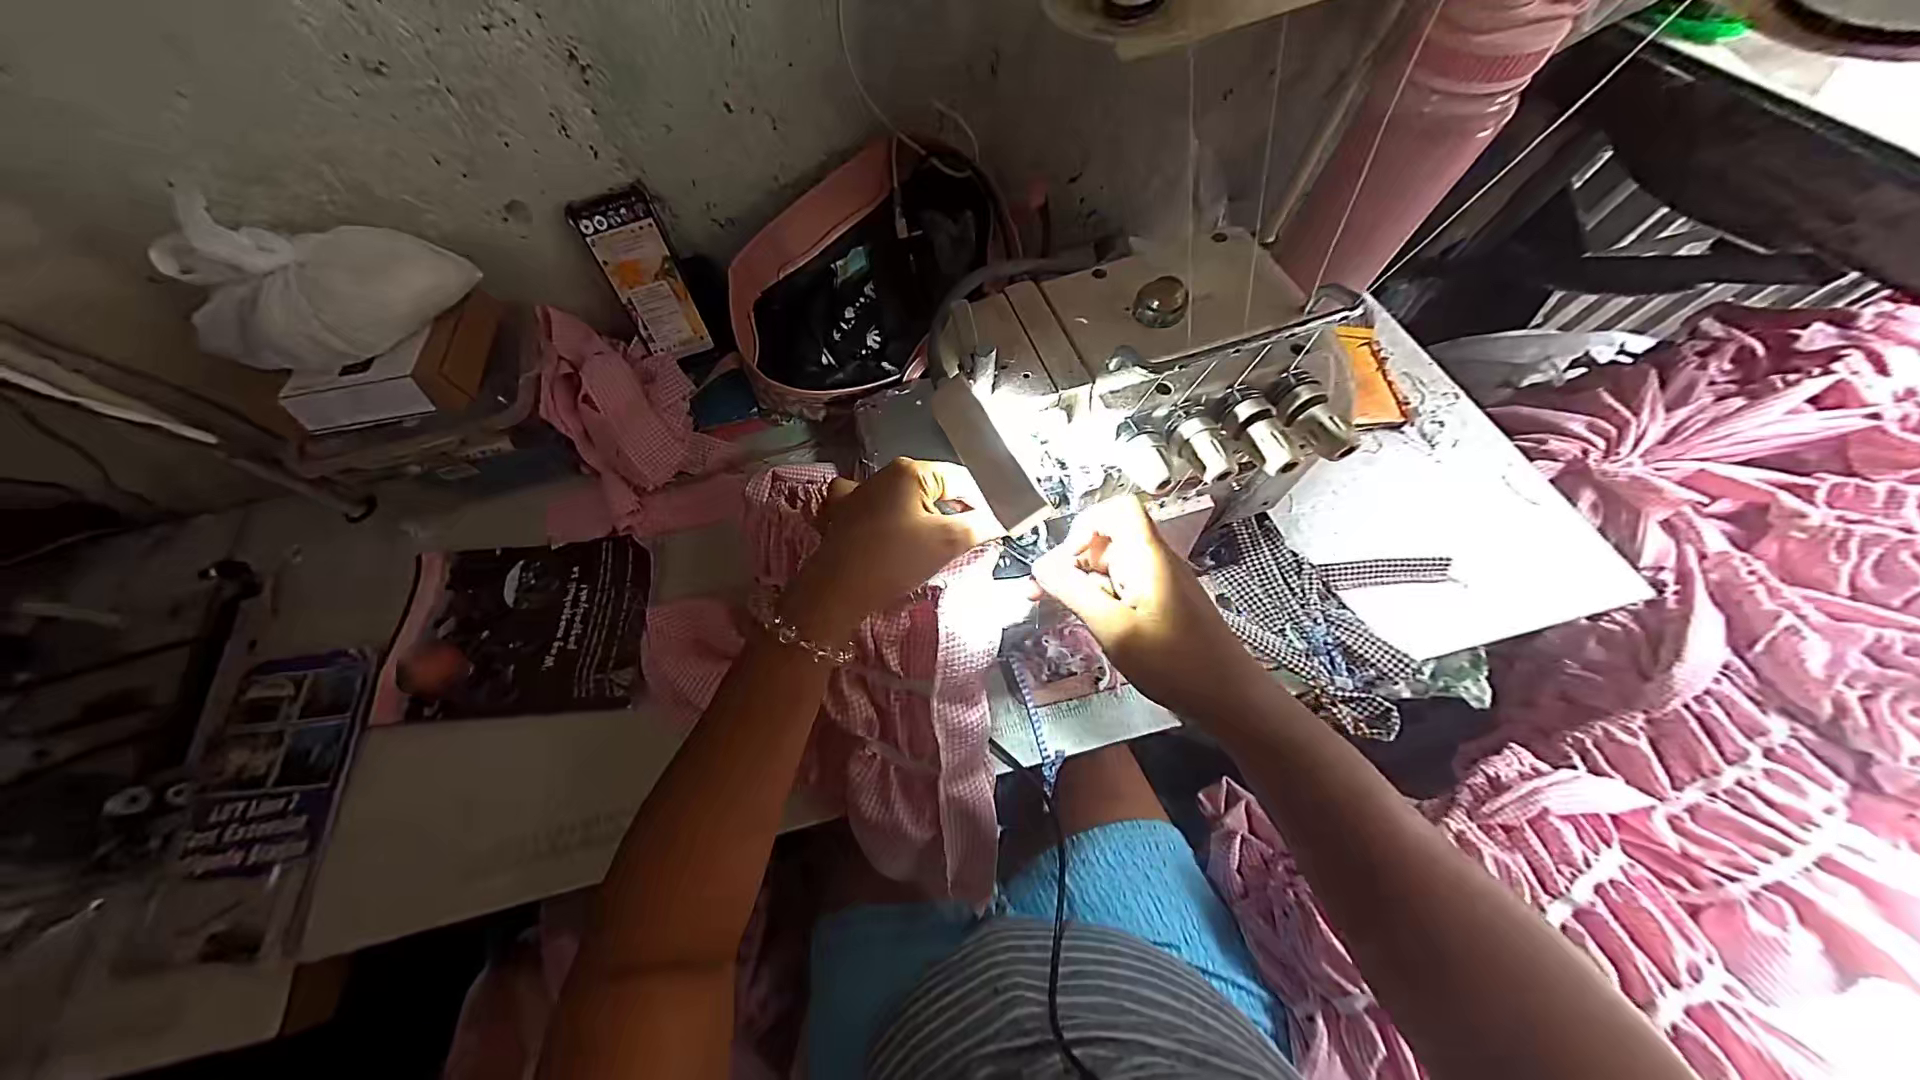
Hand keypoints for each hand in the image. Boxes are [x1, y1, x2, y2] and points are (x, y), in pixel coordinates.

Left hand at [782, 458, 1003, 640]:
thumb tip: (999, 519)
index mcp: (911, 471)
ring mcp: (858, 491)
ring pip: (906, 499)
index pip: (962, 480)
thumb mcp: (948, 542)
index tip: (992, 529)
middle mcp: (883, 473)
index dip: (982, 504)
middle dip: (952, 512)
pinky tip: (892, 531)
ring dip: (922, 517)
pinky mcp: (843, 513)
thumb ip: (981, 526)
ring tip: (930, 543)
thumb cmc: (895, 560)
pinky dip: (889, 518)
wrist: (838, 591)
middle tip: (965, 541)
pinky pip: (876, 508)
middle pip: (934, 489)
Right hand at [1031, 496, 1275, 721]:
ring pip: (1111, 566)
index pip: (1117, 509)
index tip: (1065, 560)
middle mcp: (1155, 562)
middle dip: (1072, 561)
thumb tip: (1041, 566)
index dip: (1084, 525)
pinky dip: (1100, 600)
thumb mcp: (1114, 628)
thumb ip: (1073, 592)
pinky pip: (1122, 588)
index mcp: (1147, 557)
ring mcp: (1158, 583)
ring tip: (1066, 611)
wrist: (1228, 697)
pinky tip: (1093, 623)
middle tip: (1046, 591)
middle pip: (1106, 539)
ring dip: (1083, 583)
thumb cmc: (1178, 665)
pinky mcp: (1160, 604)